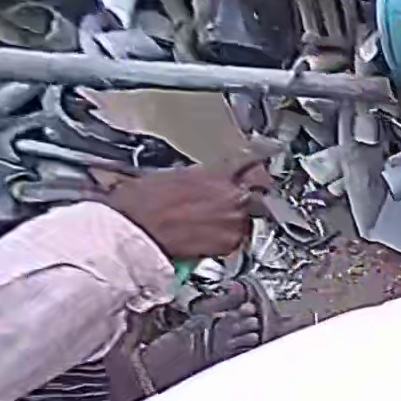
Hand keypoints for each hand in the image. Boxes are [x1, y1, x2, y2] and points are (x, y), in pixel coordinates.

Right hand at [102, 160, 270, 258]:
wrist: (132, 229)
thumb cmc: (139, 203)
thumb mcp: (167, 175)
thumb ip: (198, 176)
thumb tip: (205, 178)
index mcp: (217, 174)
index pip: (248, 163)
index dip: (258, 161)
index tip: (267, 158)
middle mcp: (234, 196)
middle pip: (256, 193)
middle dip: (247, 195)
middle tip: (225, 202)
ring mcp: (237, 220)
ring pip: (247, 217)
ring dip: (233, 218)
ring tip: (202, 222)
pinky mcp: (234, 242)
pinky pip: (238, 238)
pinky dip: (226, 238)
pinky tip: (202, 235)